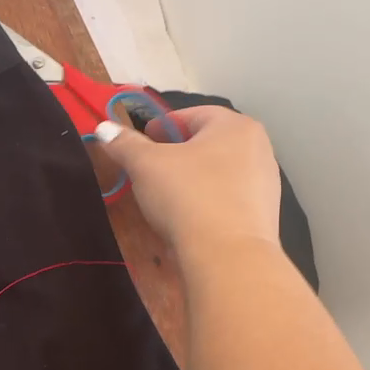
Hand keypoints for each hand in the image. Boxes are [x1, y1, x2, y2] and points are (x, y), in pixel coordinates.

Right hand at [95, 105, 281, 256]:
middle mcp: (258, 147)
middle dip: (177, 151)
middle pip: (208, 142)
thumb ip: (125, 144)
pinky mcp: (263, 212)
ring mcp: (265, 181)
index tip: (142, 141)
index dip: (162, 125)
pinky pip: (228, 196)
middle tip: (150, 168)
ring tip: (167, 195)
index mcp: (235, 126)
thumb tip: (104, 128)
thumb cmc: (187, 196)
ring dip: (193, 176)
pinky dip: (207, 199)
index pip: (193, 115)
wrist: (227, 254)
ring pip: (219, 170)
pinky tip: (189, 216)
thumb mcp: (145, 166)